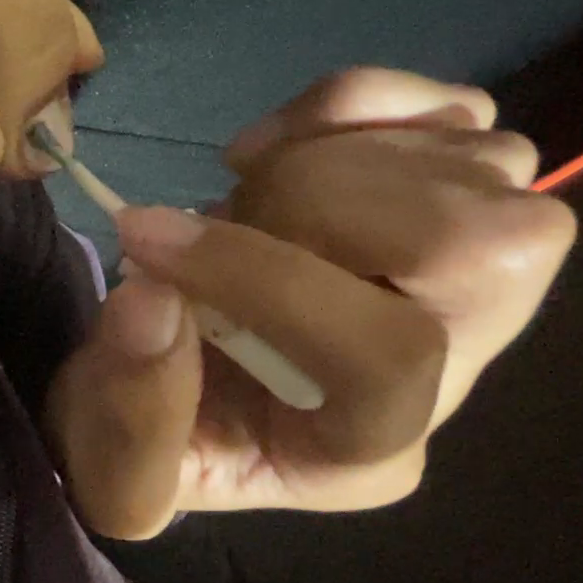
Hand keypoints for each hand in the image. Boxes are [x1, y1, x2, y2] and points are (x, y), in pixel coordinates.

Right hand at [46, 68, 578, 538]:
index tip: (142, 238)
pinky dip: (345, 109)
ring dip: (308, 167)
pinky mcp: (452, 199)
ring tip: (224, 219)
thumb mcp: (109, 473)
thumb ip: (128, 412)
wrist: (146, 393)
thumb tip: (149, 293)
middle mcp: (456, 364)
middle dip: (300, 212)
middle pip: (469, 241)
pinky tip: (263, 156)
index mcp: (367, 445)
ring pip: (473, 166)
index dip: (264, 281)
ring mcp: (473, 276)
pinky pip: (456, 112)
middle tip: (198, 235)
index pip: (387, 356)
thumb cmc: (127, 442)